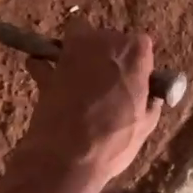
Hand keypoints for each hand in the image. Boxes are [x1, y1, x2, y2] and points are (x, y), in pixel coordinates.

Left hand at [0, 22, 161, 192]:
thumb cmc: (114, 142)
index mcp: (134, 54)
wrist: (67, 156)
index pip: (141, 43)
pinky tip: (48, 78)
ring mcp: (71, 55)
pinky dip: (43, 66)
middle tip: (106, 81)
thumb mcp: (145, 125)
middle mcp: (102, 44)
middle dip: (106, 53)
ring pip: (76, 36)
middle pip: (108, 37)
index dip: (136, 61)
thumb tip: (149, 95)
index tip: (134, 79)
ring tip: (79, 74)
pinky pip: (42, 60)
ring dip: (77, 50)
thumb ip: (149, 101)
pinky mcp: (46, 71)